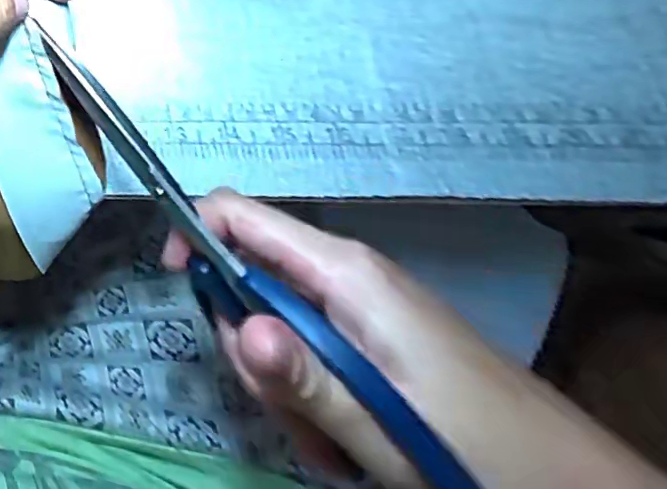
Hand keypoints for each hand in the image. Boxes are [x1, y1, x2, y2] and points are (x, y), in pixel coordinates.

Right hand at [163, 190, 666, 488]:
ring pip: (272, 315)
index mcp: (341, 271)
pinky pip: (308, 340)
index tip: (179, 285)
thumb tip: (237, 327)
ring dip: (279, 375)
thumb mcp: (385, 429)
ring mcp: (361, 303)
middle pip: (246, 273)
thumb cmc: (488, 454)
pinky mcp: (376, 333)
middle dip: (246, 338)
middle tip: (281, 405)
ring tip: (325, 441)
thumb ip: (307, 380)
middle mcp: (344, 272)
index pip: (234, 211)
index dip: (191, 233)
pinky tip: (343, 438)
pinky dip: (308, 386)